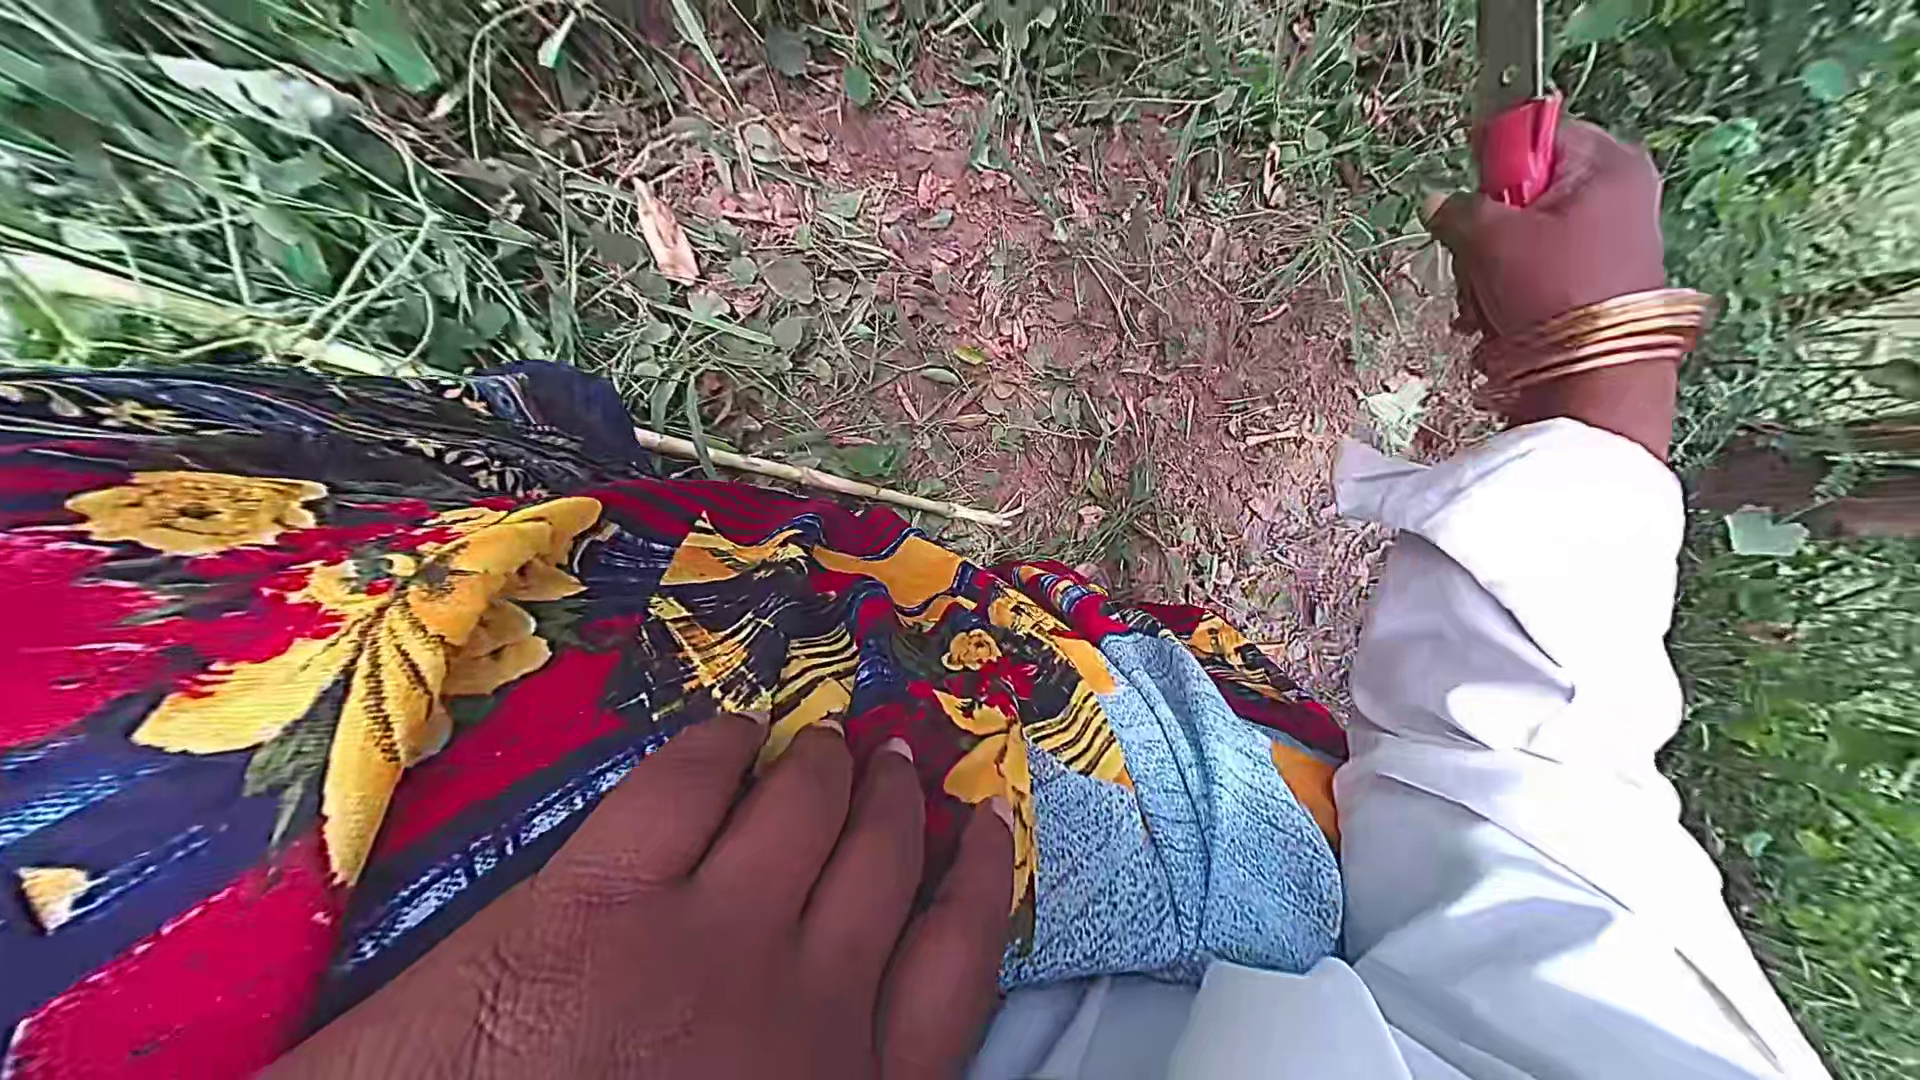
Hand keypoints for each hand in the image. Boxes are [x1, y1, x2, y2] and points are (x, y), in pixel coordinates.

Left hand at [266, 716, 1013, 1079]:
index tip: (986, 819)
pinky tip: (735, 729)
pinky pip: (688, 786)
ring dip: (825, 763)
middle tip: (895, 759)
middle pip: (882, 859)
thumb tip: (864, 1006)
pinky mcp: (597, 902)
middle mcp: (803, 1007)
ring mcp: (704, 943)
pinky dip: (722, 744)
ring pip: (803, 807)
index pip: (957, 962)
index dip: (980, 876)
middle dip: (893, 799)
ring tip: (832, 739)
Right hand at [1425, 118, 1679, 460]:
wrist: (1590, 365)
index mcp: (1604, 166)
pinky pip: (1525, 271)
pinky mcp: (1585, 277)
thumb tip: (1434, 201)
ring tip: (1483, 300)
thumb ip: (1460, 212)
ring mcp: (1601, 237)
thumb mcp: (1494, 241)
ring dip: (1482, 273)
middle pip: (1520, 195)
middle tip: (1474, 260)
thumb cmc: (1549, 287)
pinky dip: (1499, 293)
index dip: (1493, 158)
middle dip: (1482, 233)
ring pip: (1514, 240)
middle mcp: (1612, 193)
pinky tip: (1493, 315)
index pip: (1537, 135)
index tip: (1463, 192)